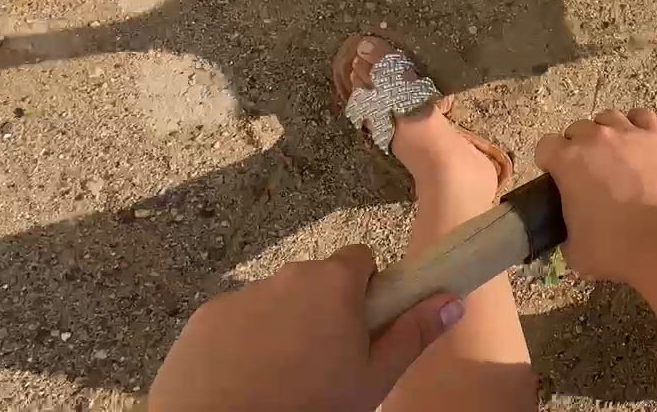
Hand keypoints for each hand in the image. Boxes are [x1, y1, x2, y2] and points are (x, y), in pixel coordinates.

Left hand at [148, 245, 460, 411]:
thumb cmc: (309, 408)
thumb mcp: (372, 380)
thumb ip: (414, 333)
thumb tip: (455, 299)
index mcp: (334, 281)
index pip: (359, 260)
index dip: (362, 292)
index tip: (358, 329)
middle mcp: (289, 274)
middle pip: (314, 282)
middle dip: (319, 311)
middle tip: (319, 363)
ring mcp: (241, 295)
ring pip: (273, 302)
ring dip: (279, 327)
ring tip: (275, 381)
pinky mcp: (200, 320)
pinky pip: (231, 323)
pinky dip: (237, 345)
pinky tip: (237, 384)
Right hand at [535, 108, 656, 284]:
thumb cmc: (616, 248)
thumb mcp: (574, 250)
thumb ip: (566, 229)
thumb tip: (572, 230)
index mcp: (568, 161)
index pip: (545, 146)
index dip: (549, 162)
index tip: (557, 178)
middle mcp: (595, 137)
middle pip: (577, 129)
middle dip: (577, 147)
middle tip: (587, 173)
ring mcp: (628, 132)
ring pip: (608, 118)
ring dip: (605, 133)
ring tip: (613, 155)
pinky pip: (641, 116)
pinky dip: (635, 125)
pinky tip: (638, 141)